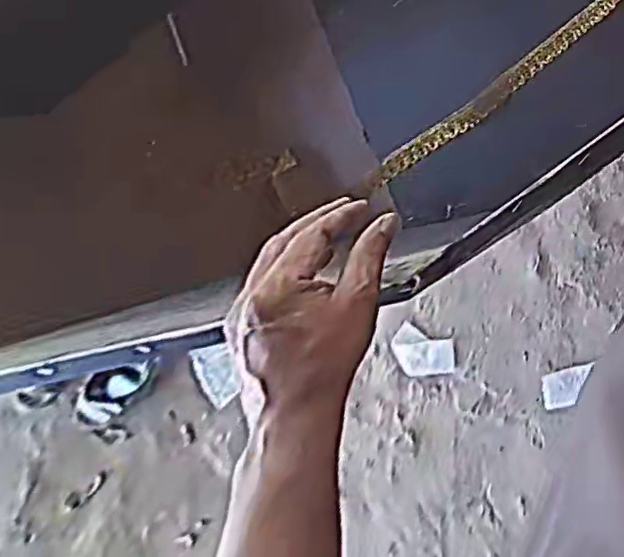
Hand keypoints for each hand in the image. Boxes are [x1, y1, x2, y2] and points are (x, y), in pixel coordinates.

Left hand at [226, 197, 397, 426]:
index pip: (311, 233)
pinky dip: (289, 264)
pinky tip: (309, 268)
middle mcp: (250, 297)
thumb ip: (370, 254)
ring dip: (302, 240)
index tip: (362, 207)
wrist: (295, 416)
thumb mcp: (359, 301)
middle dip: (319, 221)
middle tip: (347, 210)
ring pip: (270, 260)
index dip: (340, 215)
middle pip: (285, 240)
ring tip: (332, 233)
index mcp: (275, 287)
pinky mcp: (240, 327)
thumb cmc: (324, 369)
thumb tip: (383, 224)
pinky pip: (263, 280)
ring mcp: (240, 313)